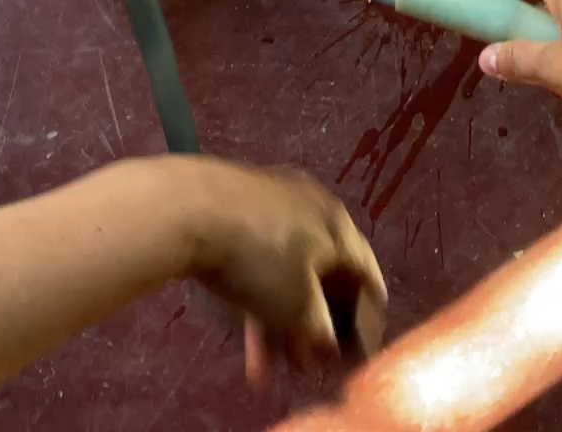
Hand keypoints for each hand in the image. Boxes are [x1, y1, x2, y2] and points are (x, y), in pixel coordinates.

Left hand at [155, 157, 387, 377]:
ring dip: (282, 314)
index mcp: (337, 224)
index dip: (366, 312)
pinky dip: (259, 291)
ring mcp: (275, 201)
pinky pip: (261, 255)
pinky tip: (245, 326)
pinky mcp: (241, 204)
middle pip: (323, 271)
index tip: (361, 342)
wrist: (194, 206)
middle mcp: (313, 206)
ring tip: (269, 359)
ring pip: (288, 267)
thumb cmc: (260, 256)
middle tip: (305, 359)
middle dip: (314, 321)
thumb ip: (319, 327)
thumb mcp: (297, 305)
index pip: (366, 270)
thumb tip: (327, 338)